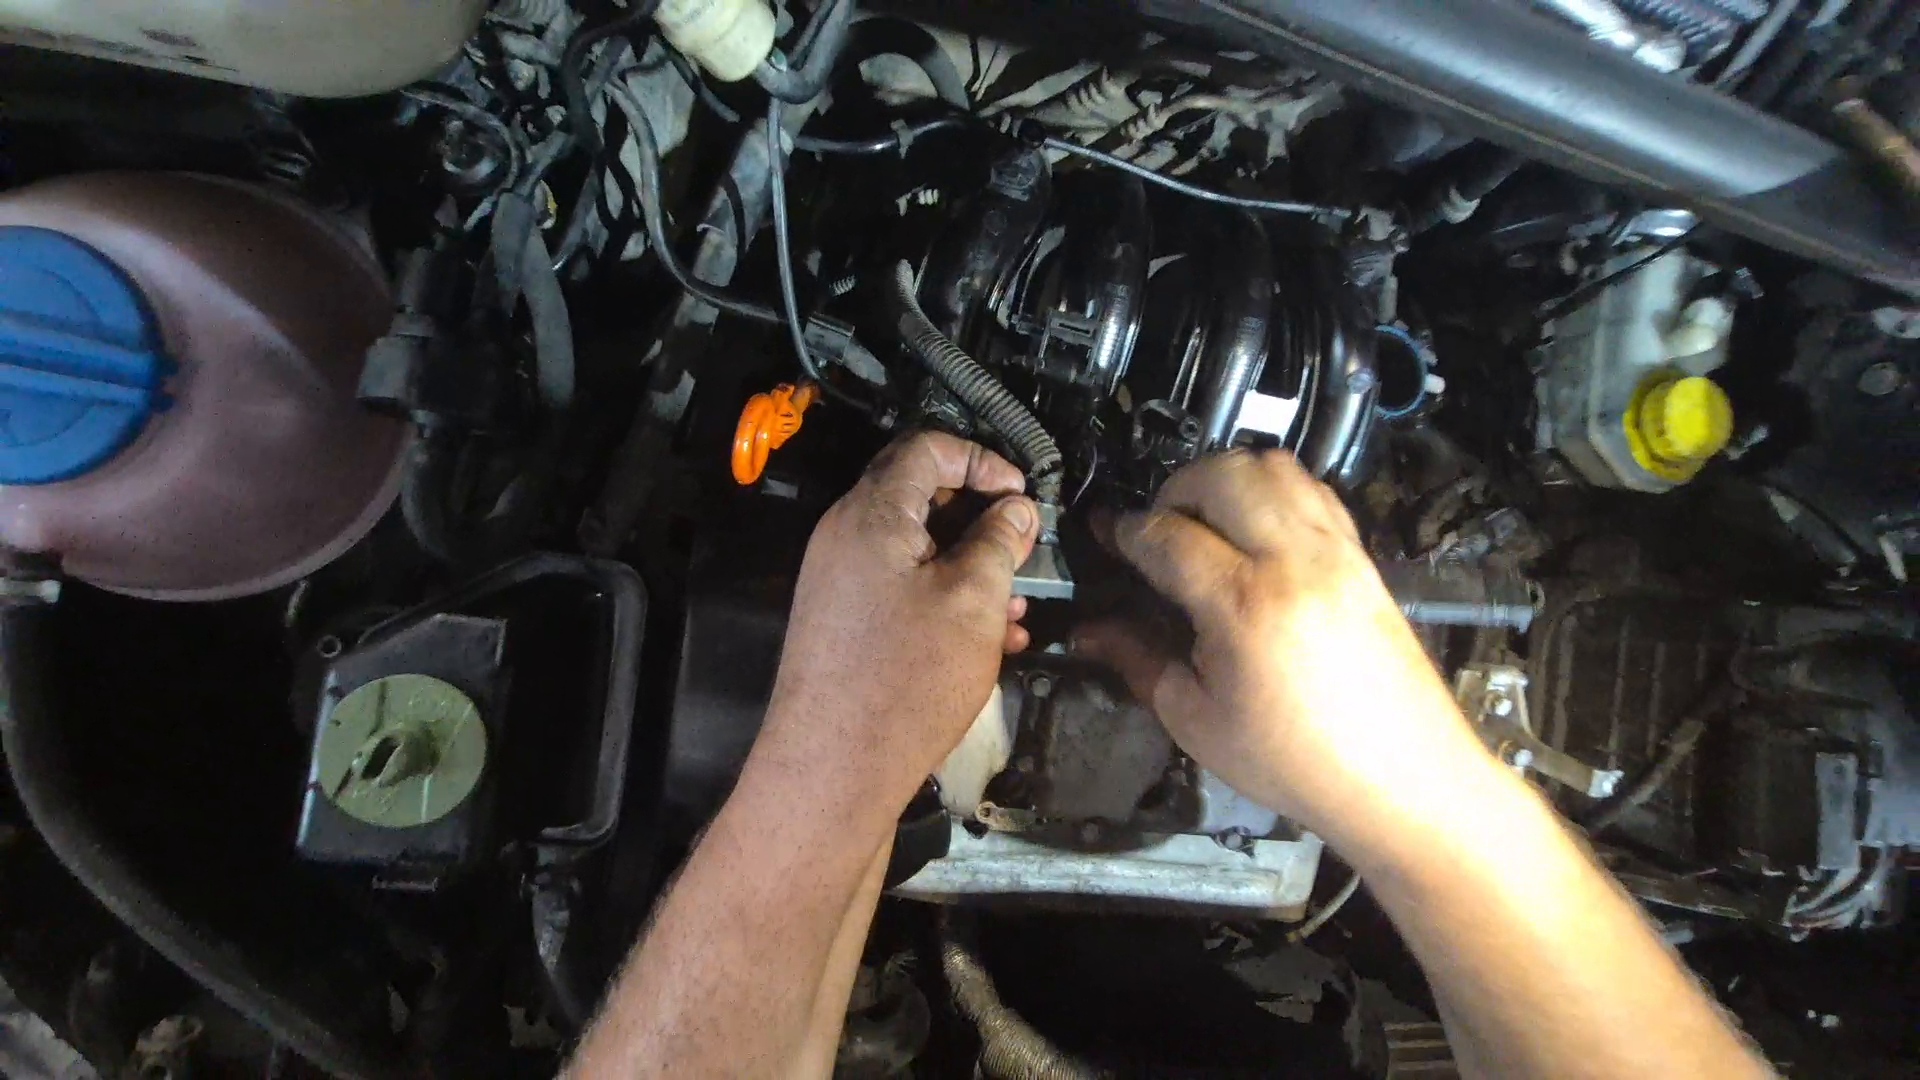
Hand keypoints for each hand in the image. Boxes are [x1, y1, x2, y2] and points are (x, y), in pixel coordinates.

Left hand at [753, 432, 1039, 812]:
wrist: (833, 769)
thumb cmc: (910, 675)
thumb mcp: (973, 599)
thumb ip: (998, 540)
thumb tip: (1015, 507)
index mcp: (872, 512)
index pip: (926, 448)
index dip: (981, 459)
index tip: (1020, 496)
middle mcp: (846, 535)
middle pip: (920, 496)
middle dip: (980, 518)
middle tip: (1022, 550)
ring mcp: (839, 579)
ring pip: (916, 549)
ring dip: (969, 566)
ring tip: (1017, 606)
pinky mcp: (843, 620)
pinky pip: (900, 587)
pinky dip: (943, 597)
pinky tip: (988, 638)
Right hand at [1075, 450, 1479, 844]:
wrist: (1406, 781)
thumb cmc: (1292, 760)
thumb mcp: (1195, 719)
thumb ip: (1136, 660)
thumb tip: (1085, 633)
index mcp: (1243, 603)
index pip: (1167, 533)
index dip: (1126, 530)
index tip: (1107, 535)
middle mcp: (1294, 559)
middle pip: (1220, 474)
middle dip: (1173, 490)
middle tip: (1159, 530)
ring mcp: (1336, 550)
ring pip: (1271, 466)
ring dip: (1223, 482)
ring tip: (1205, 524)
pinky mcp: (1362, 554)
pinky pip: (1311, 489)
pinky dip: (1271, 492)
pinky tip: (1254, 532)